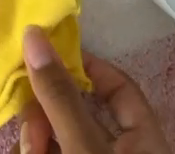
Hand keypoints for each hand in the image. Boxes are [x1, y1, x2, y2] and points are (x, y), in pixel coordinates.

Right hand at [16, 26, 170, 153]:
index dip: (83, 67)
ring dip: (34, 136)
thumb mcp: (85, 148)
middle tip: (31, 130)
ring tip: (29, 152)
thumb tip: (34, 33)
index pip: (119, 86)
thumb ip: (61, 97)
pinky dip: (35, 151)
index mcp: (145, 139)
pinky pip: (49, 150)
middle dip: (45, 113)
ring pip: (56, 133)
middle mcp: (122, 151)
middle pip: (77, 110)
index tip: (46, 59)